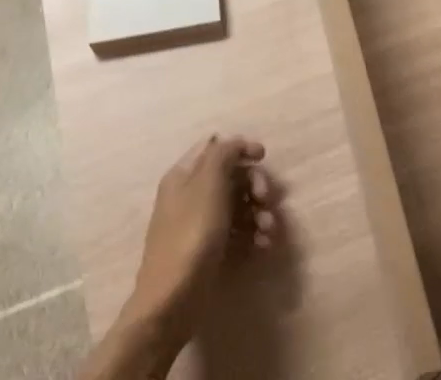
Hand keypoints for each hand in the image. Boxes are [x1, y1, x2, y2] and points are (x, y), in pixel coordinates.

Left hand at [127, 135, 275, 331]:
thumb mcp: (207, 185)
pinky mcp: (210, 249)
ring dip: (259, 213)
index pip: (214, 147)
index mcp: (184, 174)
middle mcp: (190, 194)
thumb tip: (233, 141)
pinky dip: (253, 234)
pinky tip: (263, 246)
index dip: (240, 148)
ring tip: (268, 231)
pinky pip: (237, 231)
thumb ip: (222, 155)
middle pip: (231, 176)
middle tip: (266, 200)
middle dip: (254, 184)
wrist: (172, 300)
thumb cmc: (191, 236)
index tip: (263, 156)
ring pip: (237, 205)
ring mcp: (200, 223)